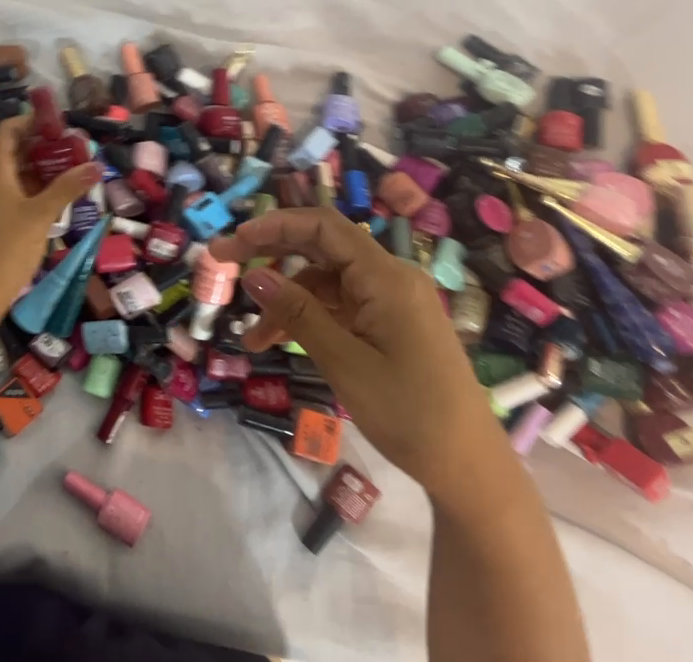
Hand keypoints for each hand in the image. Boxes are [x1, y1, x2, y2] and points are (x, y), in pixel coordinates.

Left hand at [0, 116, 99, 312]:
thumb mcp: (41, 214)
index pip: (7, 130)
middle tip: (72, 147)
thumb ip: (68, 187)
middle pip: (12, 149)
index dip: (31, 121)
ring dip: (40, 167)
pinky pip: (13, 190)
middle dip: (41, 145)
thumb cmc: (8, 247)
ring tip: (70, 168)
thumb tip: (96, 164)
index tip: (59, 123)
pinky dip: (33, 186)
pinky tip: (56, 195)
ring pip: (14, 171)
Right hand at [209, 209, 509, 506]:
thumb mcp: (343, 362)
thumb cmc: (409, 413)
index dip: (273, 226)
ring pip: (326, 283)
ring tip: (253, 340)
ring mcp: (393, 303)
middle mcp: (391, 279)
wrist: (469, 467)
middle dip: (270, 255)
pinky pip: (341, 307)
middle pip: (321, 248)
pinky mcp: (392, 326)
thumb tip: (253, 276)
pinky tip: (283, 343)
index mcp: (386, 277)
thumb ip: (298, 313)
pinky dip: (309, 319)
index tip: (231, 243)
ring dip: (286, 300)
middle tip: (223, 267)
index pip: (322, 227)